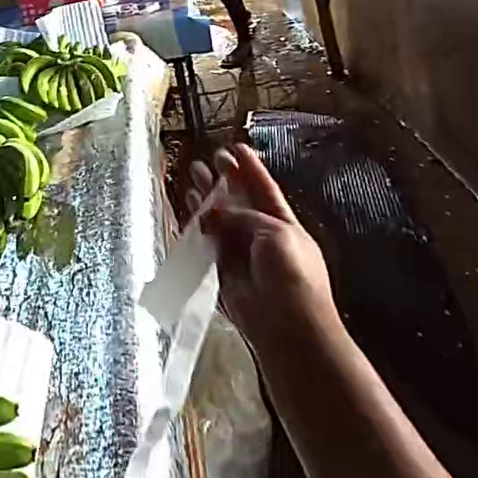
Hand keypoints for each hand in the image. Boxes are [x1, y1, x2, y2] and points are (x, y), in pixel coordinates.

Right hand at [193, 145, 337, 353]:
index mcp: (283, 223)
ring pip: (220, 223)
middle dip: (223, 182)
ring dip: (206, 202)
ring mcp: (243, 256)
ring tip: (192, 180)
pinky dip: (195, 232)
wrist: (289, 329)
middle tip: (206, 162)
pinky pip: (207, 248)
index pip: (264, 189)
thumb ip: (241, 218)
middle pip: (239, 203)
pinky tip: (186, 214)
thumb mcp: (274, 233)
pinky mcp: (225, 276)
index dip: (250, 168)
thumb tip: (211, 213)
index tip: (235, 148)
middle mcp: (262, 237)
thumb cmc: (291, 275)